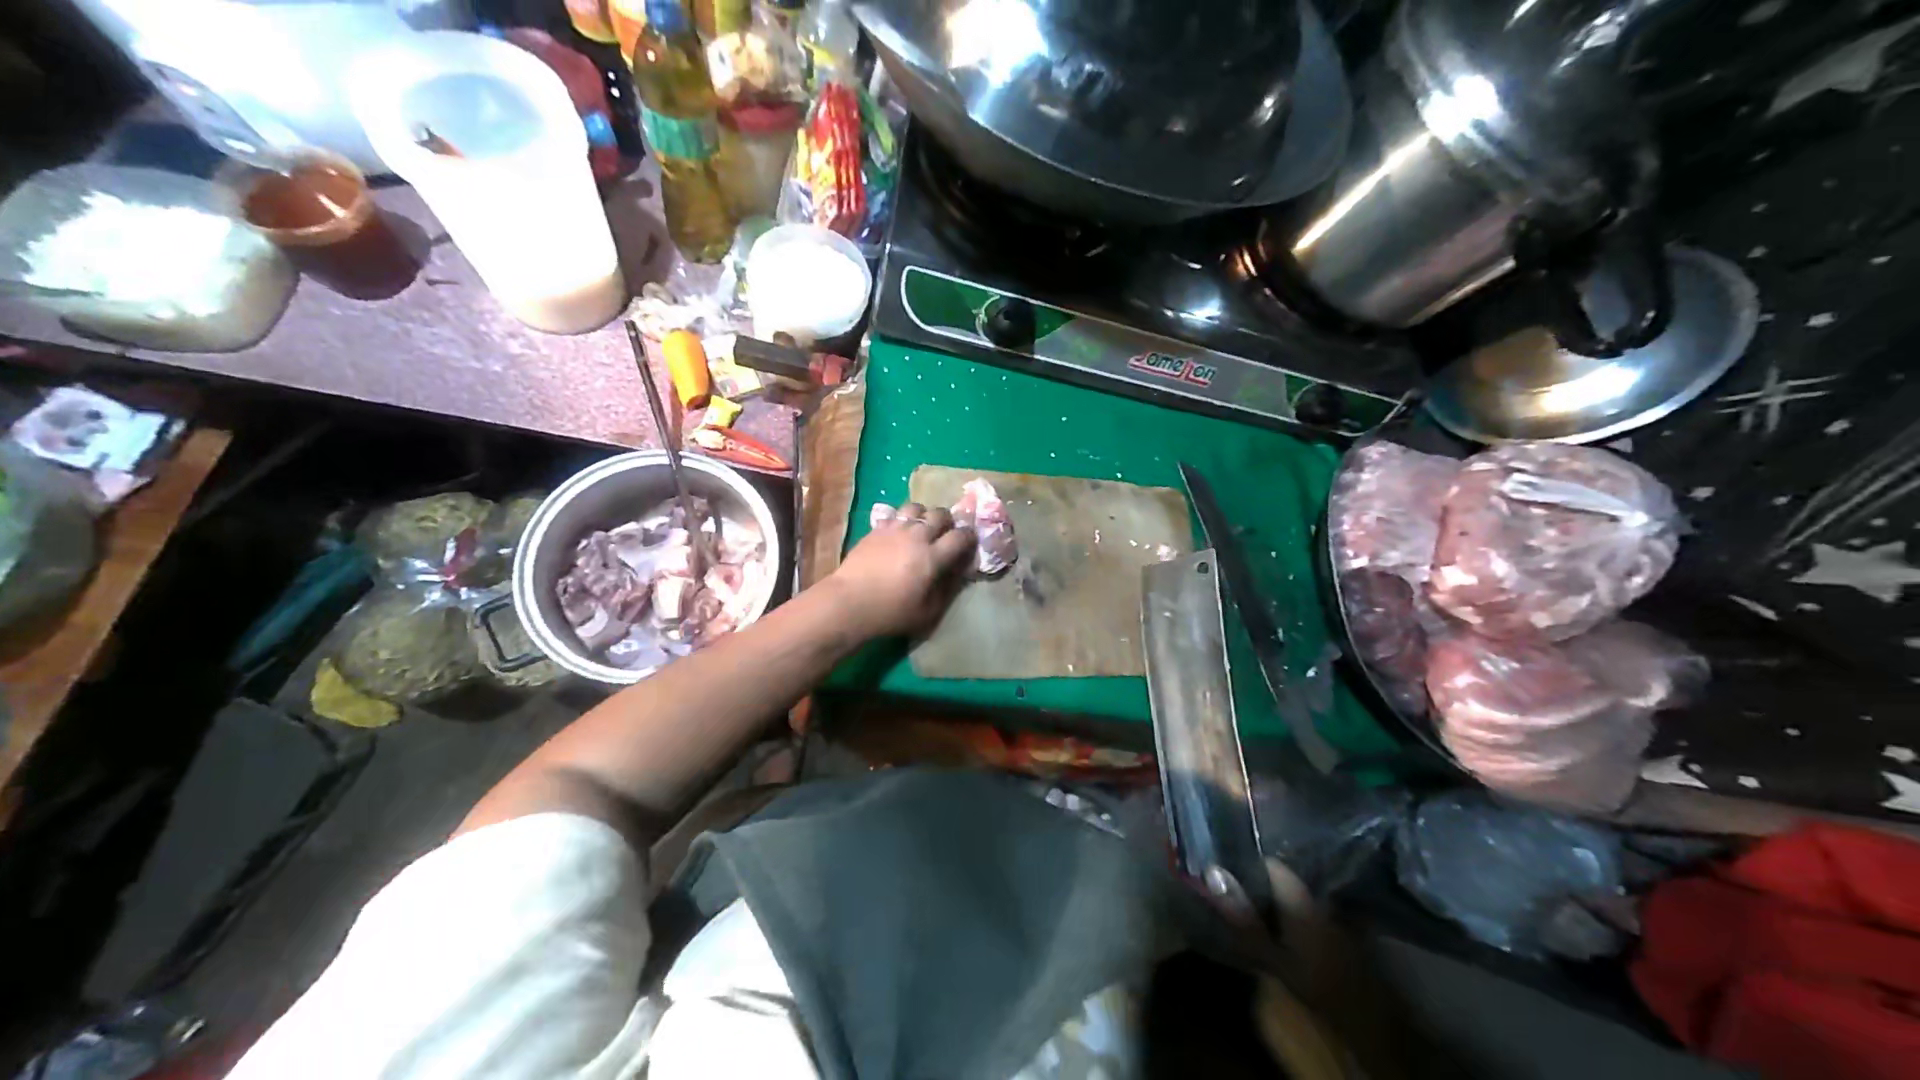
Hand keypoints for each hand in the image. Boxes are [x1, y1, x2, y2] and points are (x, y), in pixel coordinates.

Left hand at [823, 502, 975, 638]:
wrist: (849, 602)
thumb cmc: (891, 612)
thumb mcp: (928, 611)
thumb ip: (947, 588)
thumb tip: (958, 572)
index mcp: (933, 556)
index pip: (961, 536)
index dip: (969, 537)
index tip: (969, 543)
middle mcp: (917, 536)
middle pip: (940, 514)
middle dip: (948, 522)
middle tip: (946, 535)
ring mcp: (895, 529)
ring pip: (917, 507)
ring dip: (924, 515)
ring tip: (922, 528)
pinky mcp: (876, 528)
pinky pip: (896, 514)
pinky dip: (903, 519)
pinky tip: (900, 532)